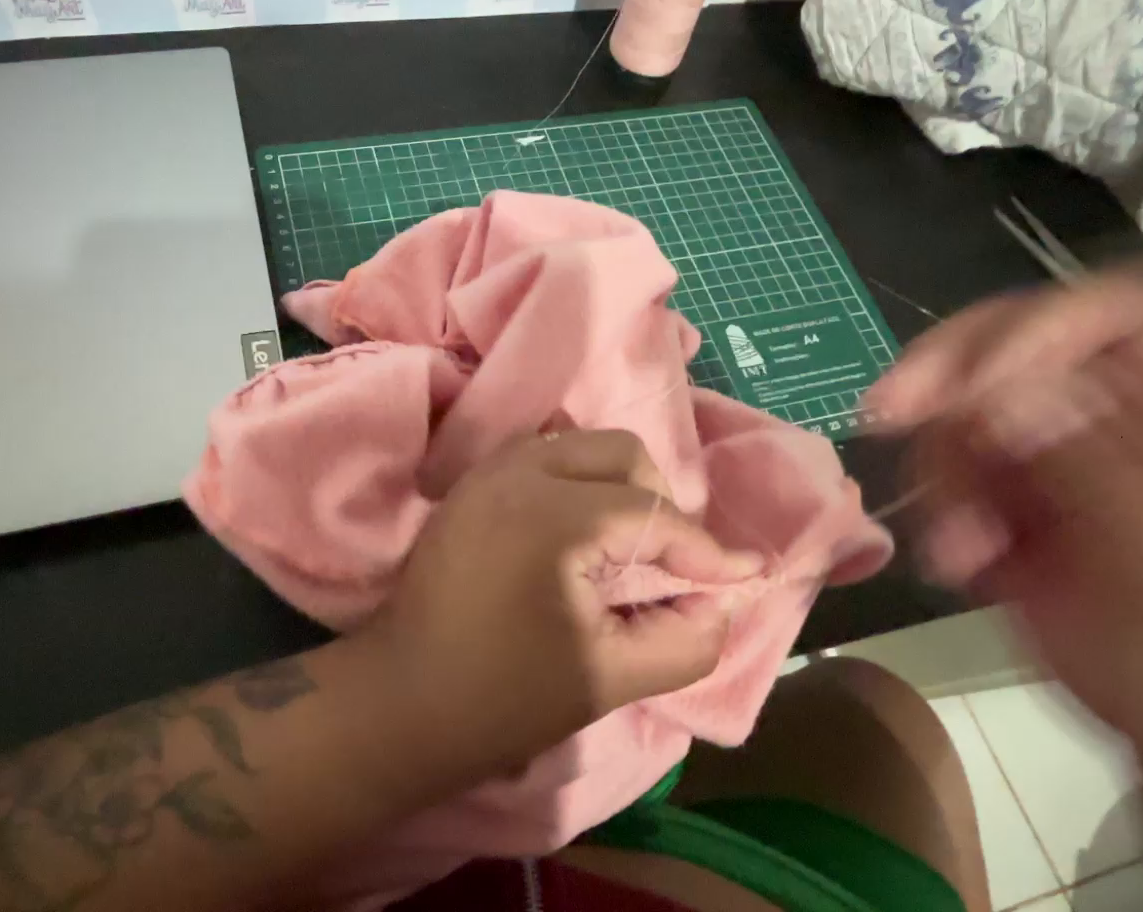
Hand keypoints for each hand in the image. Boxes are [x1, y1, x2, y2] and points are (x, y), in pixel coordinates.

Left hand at [360, 430, 765, 772]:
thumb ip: (683, 639)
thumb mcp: (609, 679)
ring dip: (617, 484)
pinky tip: (580, 530)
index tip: (740, 576)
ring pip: (579, 443)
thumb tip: (721, 601)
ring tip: (628, 543)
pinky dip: (576, 480)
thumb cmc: (504, 697)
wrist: (403, 699)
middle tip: (669, 562)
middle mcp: (518, 472)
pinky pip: (542, 455)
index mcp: (553, 517)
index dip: (703, 551)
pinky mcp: (470, 486)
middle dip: (659, 502)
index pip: (652, 515)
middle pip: (619, 452)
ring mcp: (486, 473)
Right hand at [868, 271, 1142, 786]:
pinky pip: (952, 469)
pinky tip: (963, 564)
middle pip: (1027, 346)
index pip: (1136, 319)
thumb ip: (1107, 483)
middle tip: (886, 414)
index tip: (968, 383)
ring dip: (942, 468)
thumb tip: (1003, 392)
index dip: (1044, 327)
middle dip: (950, 380)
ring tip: (959, 551)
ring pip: (971, 408)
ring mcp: (1078, 455)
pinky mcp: (1024, 497)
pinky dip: (938, 509)